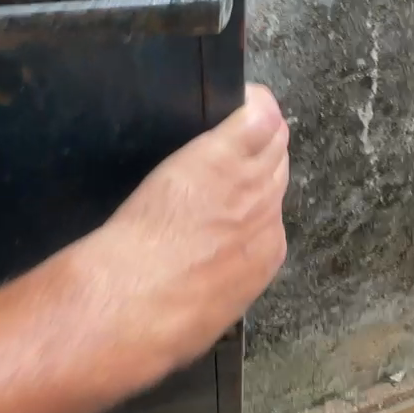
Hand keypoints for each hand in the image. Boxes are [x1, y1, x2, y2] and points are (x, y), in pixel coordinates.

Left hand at [70, 84, 288, 381]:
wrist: (136, 302)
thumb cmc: (158, 320)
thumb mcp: (201, 313)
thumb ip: (213, 286)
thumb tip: (201, 285)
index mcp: (262, 259)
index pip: (272, 210)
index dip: (254, 192)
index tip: (236, 186)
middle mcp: (266, 216)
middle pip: (277, 169)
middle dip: (261, 155)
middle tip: (237, 144)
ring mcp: (248, 183)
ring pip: (271, 139)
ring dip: (259, 125)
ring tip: (240, 111)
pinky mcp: (224, 156)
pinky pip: (255, 115)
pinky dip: (251, 101)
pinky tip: (244, 92)